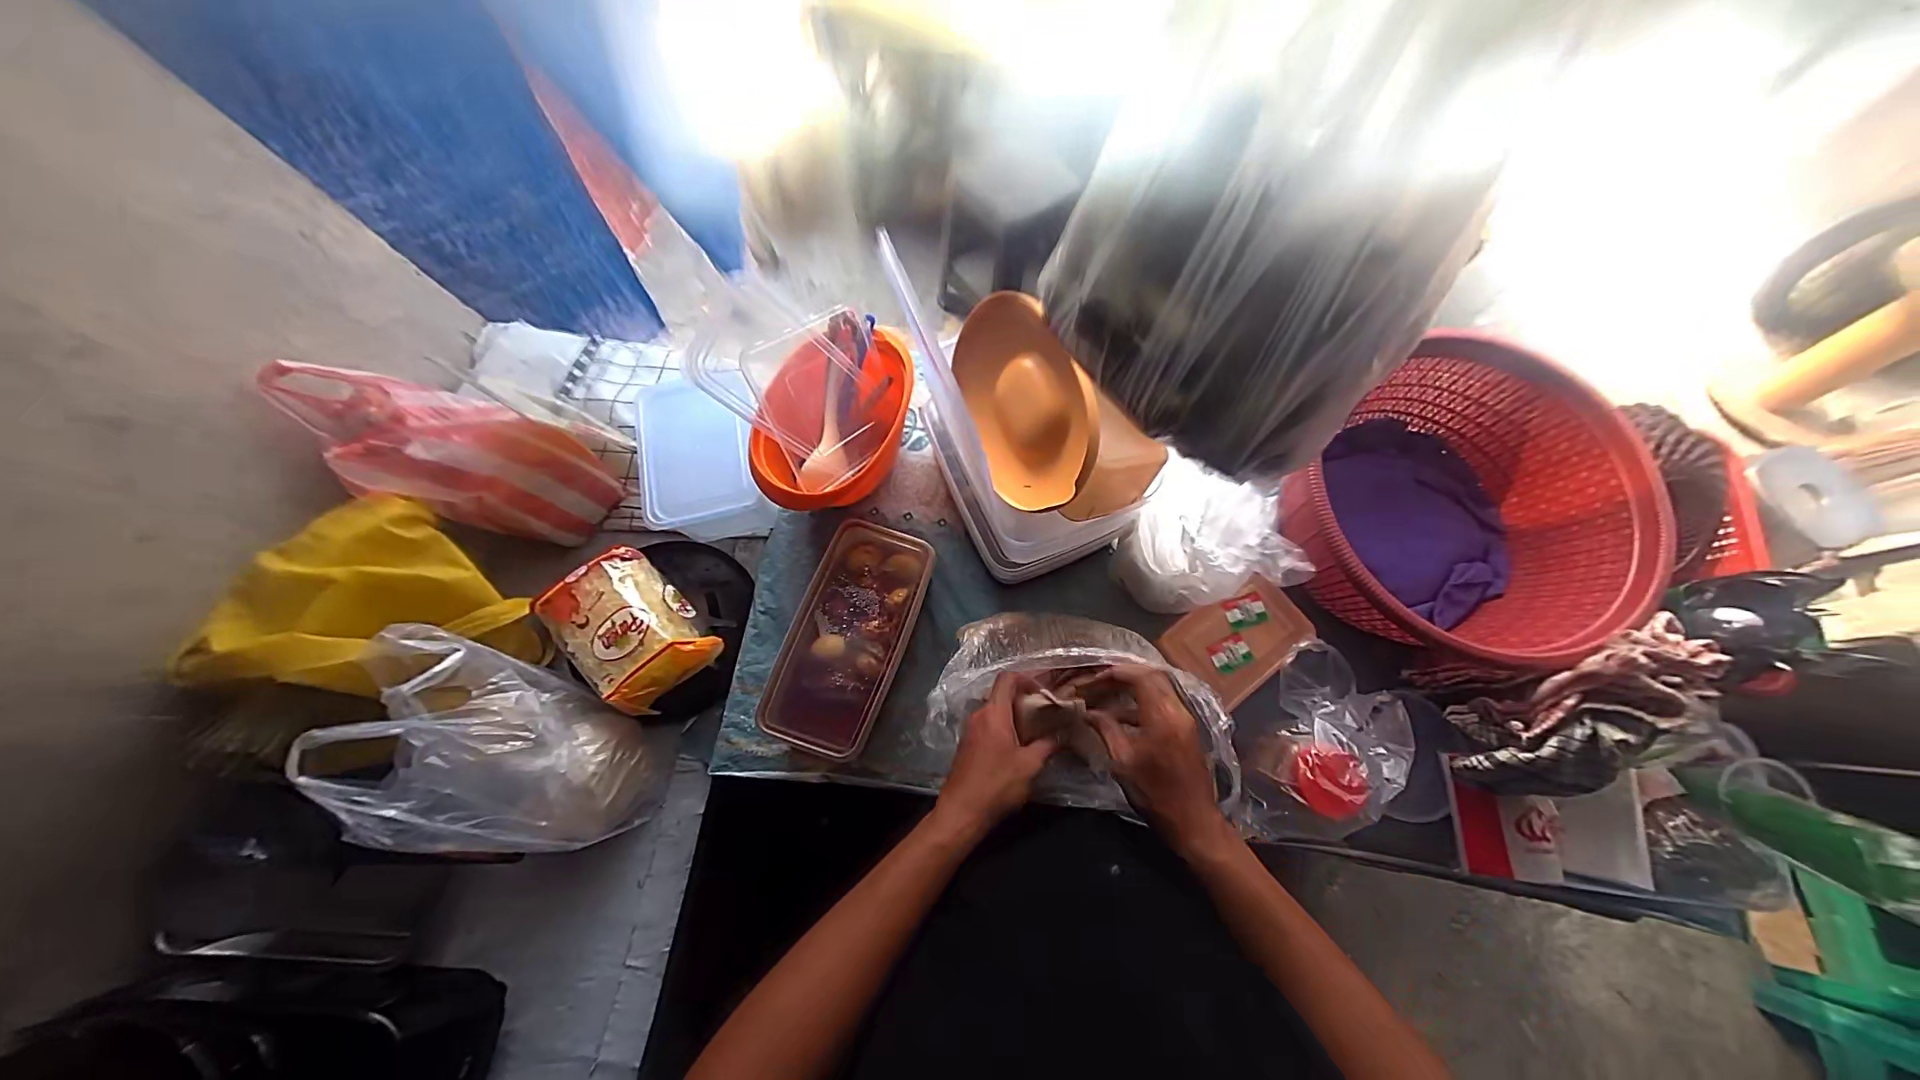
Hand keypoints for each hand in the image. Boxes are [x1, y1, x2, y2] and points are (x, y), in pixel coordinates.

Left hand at [932, 671, 1058, 834]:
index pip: (1007, 679)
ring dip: (1014, 715)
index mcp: (993, 713)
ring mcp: (970, 730)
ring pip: (995, 710)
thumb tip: (1061, 734)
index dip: (1027, 678)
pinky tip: (1017, 745)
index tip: (1043, 692)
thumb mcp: (1029, 766)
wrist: (961, 811)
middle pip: (1001, 694)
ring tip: (1035, 730)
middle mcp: (978, 715)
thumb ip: (1047, 745)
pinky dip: (1003, 726)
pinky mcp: (967, 744)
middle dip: (1024, 699)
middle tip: (1044, 712)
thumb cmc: (997, 785)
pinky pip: (988, 725)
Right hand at [1084, 665, 1232, 854]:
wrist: (1192, 820)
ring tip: (1105, 694)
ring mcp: (1185, 719)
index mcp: (1163, 716)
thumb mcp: (1122, 760)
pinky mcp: (1185, 729)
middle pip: (1152, 676)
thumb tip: (1088, 712)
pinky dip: (1140, 702)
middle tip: (1098, 680)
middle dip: (1123, 674)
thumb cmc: (1154, 792)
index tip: (1093, 678)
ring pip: (1158, 688)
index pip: (1141, 676)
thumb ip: (1105, 728)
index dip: (1116, 672)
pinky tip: (1120, 715)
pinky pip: (1162, 703)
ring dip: (1132, 687)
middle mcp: (1178, 711)